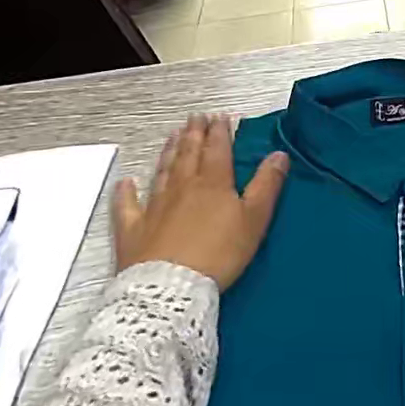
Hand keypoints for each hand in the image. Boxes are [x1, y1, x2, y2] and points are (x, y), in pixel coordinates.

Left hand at [111, 113, 289, 289]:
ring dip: (169, 152)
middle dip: (194, 134)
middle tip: (195, 118)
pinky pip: (127, 205)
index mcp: (213, 183)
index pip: (217, 149)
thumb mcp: (255, 218)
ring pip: (162, 172)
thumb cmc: (221, 252)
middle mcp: (182, 188)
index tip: (220, 116)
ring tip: (173, 136)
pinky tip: (126, 181)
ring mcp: (154, 207)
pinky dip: (126, 191)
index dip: (220, 132)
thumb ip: (267, 184)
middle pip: (188, 155)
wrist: (170, 289)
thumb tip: (278, 154)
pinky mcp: (133, 229)